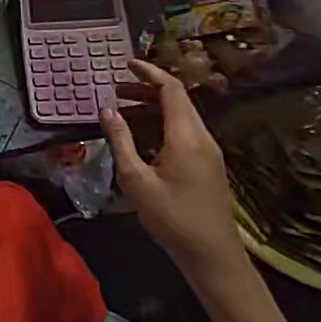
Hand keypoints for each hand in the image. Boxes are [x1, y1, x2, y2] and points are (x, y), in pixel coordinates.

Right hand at [99, 60, 246, 284]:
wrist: (214, 257)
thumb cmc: (173, 219)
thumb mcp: (137, 181)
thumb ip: (121, 141)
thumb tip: (107, 109)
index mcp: (186, 136)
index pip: (171, 89)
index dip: (149, 72)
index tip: (126, 64)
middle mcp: (201, 137)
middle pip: (177, 99)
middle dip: (147, 88)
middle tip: (117, 88)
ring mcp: (208, 151)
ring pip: (181, 115)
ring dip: (153, 107)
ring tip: (124, 110)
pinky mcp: (208, 164)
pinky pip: (185, 131)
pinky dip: (162, 123)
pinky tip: (142, 136)